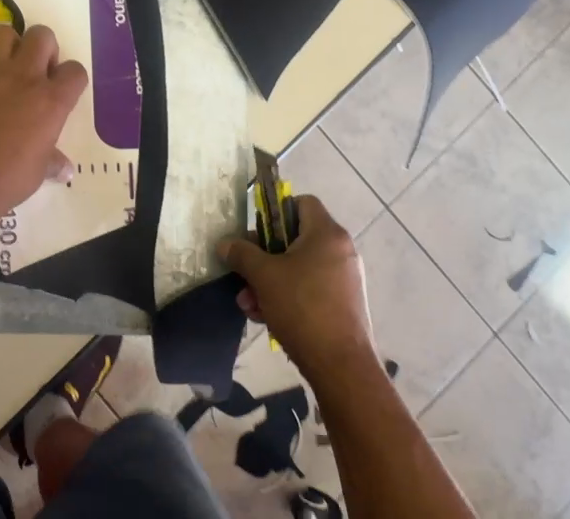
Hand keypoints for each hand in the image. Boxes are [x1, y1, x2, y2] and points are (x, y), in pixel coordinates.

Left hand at [0, 25, 88, 231]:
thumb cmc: (7, 179)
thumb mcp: (38, 172)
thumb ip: (52, 161)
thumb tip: (65, 169)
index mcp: (51, 101)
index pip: (75, 71)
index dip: (71, 79)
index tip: (62, 90)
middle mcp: (24, 77)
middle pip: (42, 35)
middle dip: (43, 48)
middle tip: (36, 71)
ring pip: (3, 32)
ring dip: (7, 46)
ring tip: (3, 68)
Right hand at [218, 196, 374, 380]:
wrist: (341, 366)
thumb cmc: (302, 308)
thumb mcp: (263, 276)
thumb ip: (242, 254)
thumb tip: (225, 244)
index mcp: (327, 234)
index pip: (301, 202)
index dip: (275, 210)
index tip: (255, 232)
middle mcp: (340, 251)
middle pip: (295, 239)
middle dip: (264, 257)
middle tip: (244, 275)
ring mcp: (344, 279)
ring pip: (298, 268)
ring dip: (269, 282)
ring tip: (249, 305)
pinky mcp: (343, 304)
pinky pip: (309, 288)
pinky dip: (287, 297)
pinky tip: (265, 318)